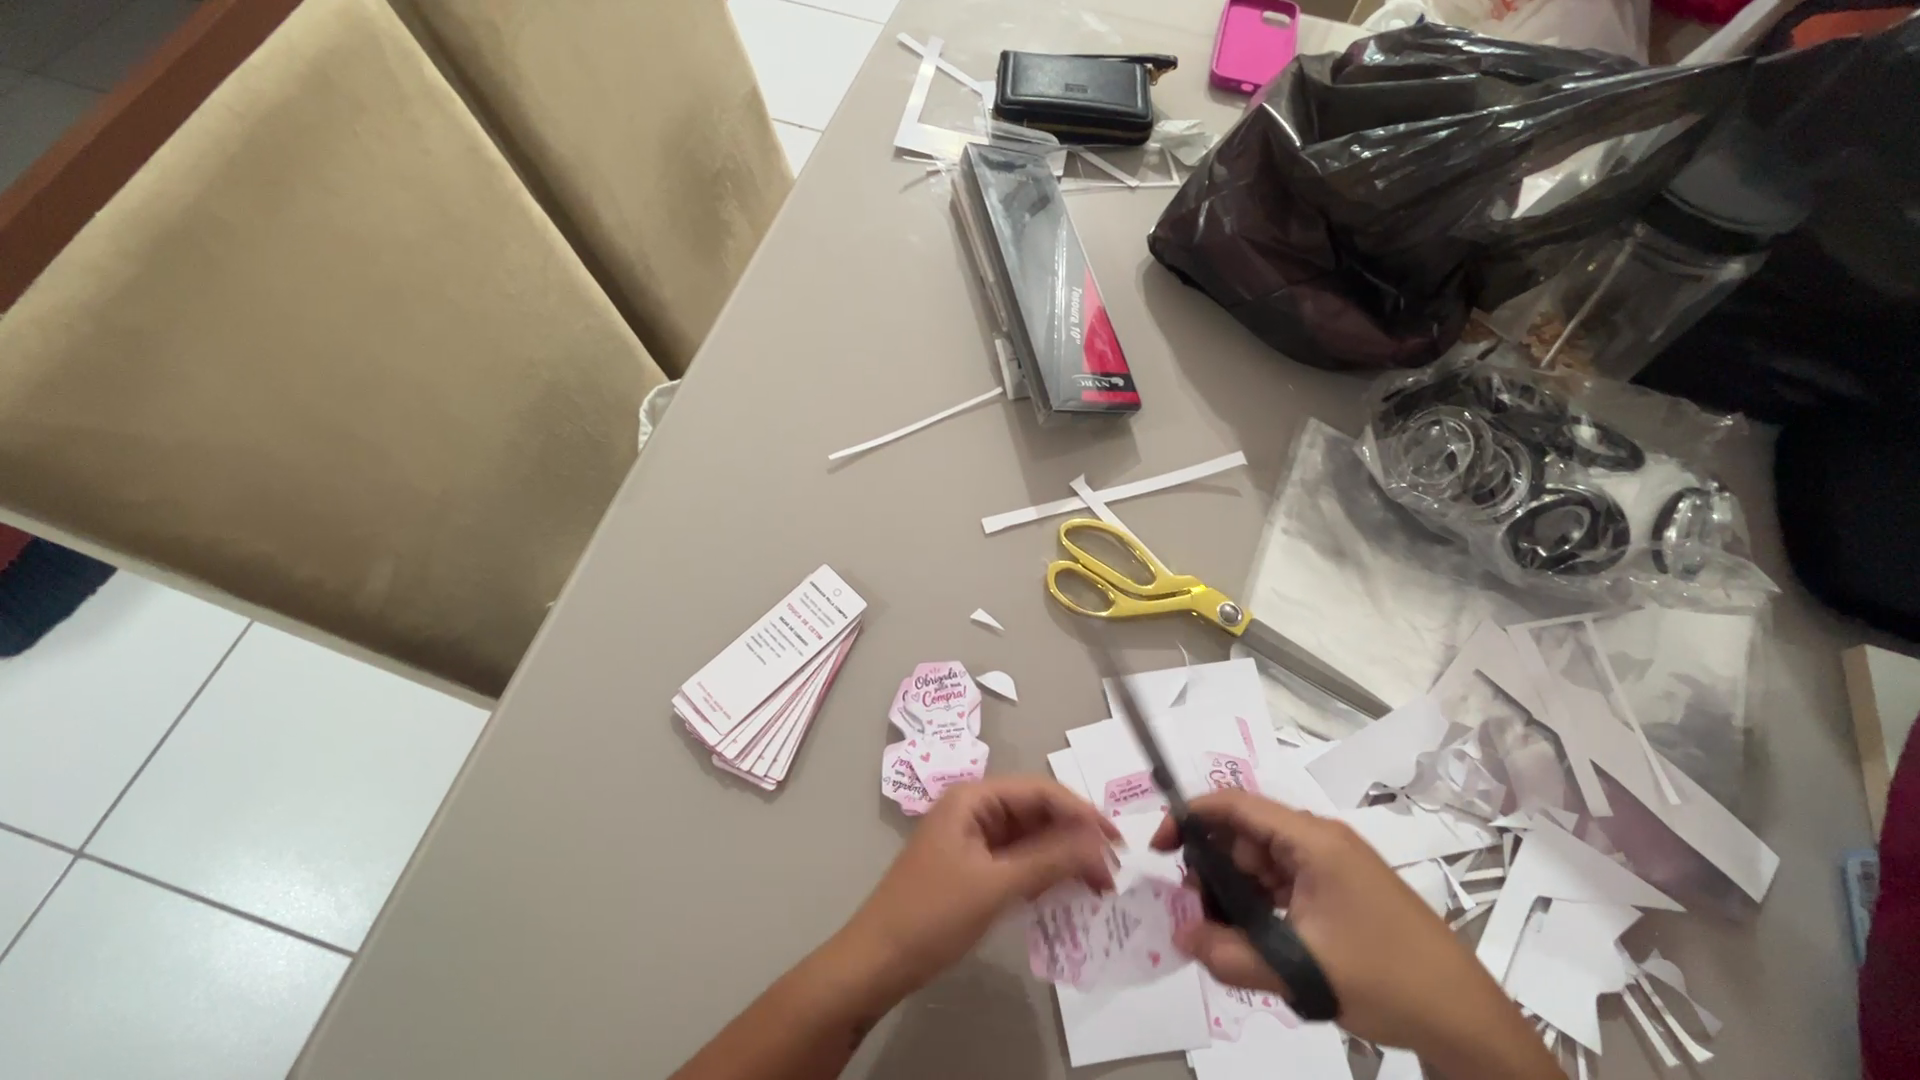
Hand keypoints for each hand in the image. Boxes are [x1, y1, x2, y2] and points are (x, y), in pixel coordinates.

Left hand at [836, 777, 1119, 1002]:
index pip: (1039, 792)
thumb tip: (1099, 844)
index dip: (1081, 812)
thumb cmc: (932, 915)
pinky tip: (1068, 890)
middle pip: (1037, 812)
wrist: (878, 961)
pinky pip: (1018, 861)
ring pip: (1031, 838)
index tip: (1116, 841)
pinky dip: (1044, 873)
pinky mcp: (974, 869)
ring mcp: (973, 841)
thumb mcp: (995, 885)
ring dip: (1063, 857)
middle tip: (1113, 869)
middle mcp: (974, 811)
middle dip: (1076, 837)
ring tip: (1099, 884)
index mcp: (973, 799)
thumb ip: (1050, 859)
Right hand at [1151, 792, 1554, 1077]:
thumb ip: (1230, 955)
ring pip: (1262, 864)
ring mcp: (1334, 867)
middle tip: (1196, 912)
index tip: (1160, 850)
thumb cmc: (1385, 979)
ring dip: (1236, 893)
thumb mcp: (1298, 970)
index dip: (1190, 818)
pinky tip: (1257, 943)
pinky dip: (1261, 907)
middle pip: (1246, 835)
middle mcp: (1321, 842)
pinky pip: (1284, 886)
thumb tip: (1181, 937)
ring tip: (1227, 937)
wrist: (1465, 1018)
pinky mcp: (1341, 893)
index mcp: (1313, 841)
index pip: (1236, 805)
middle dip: (1212, 868)